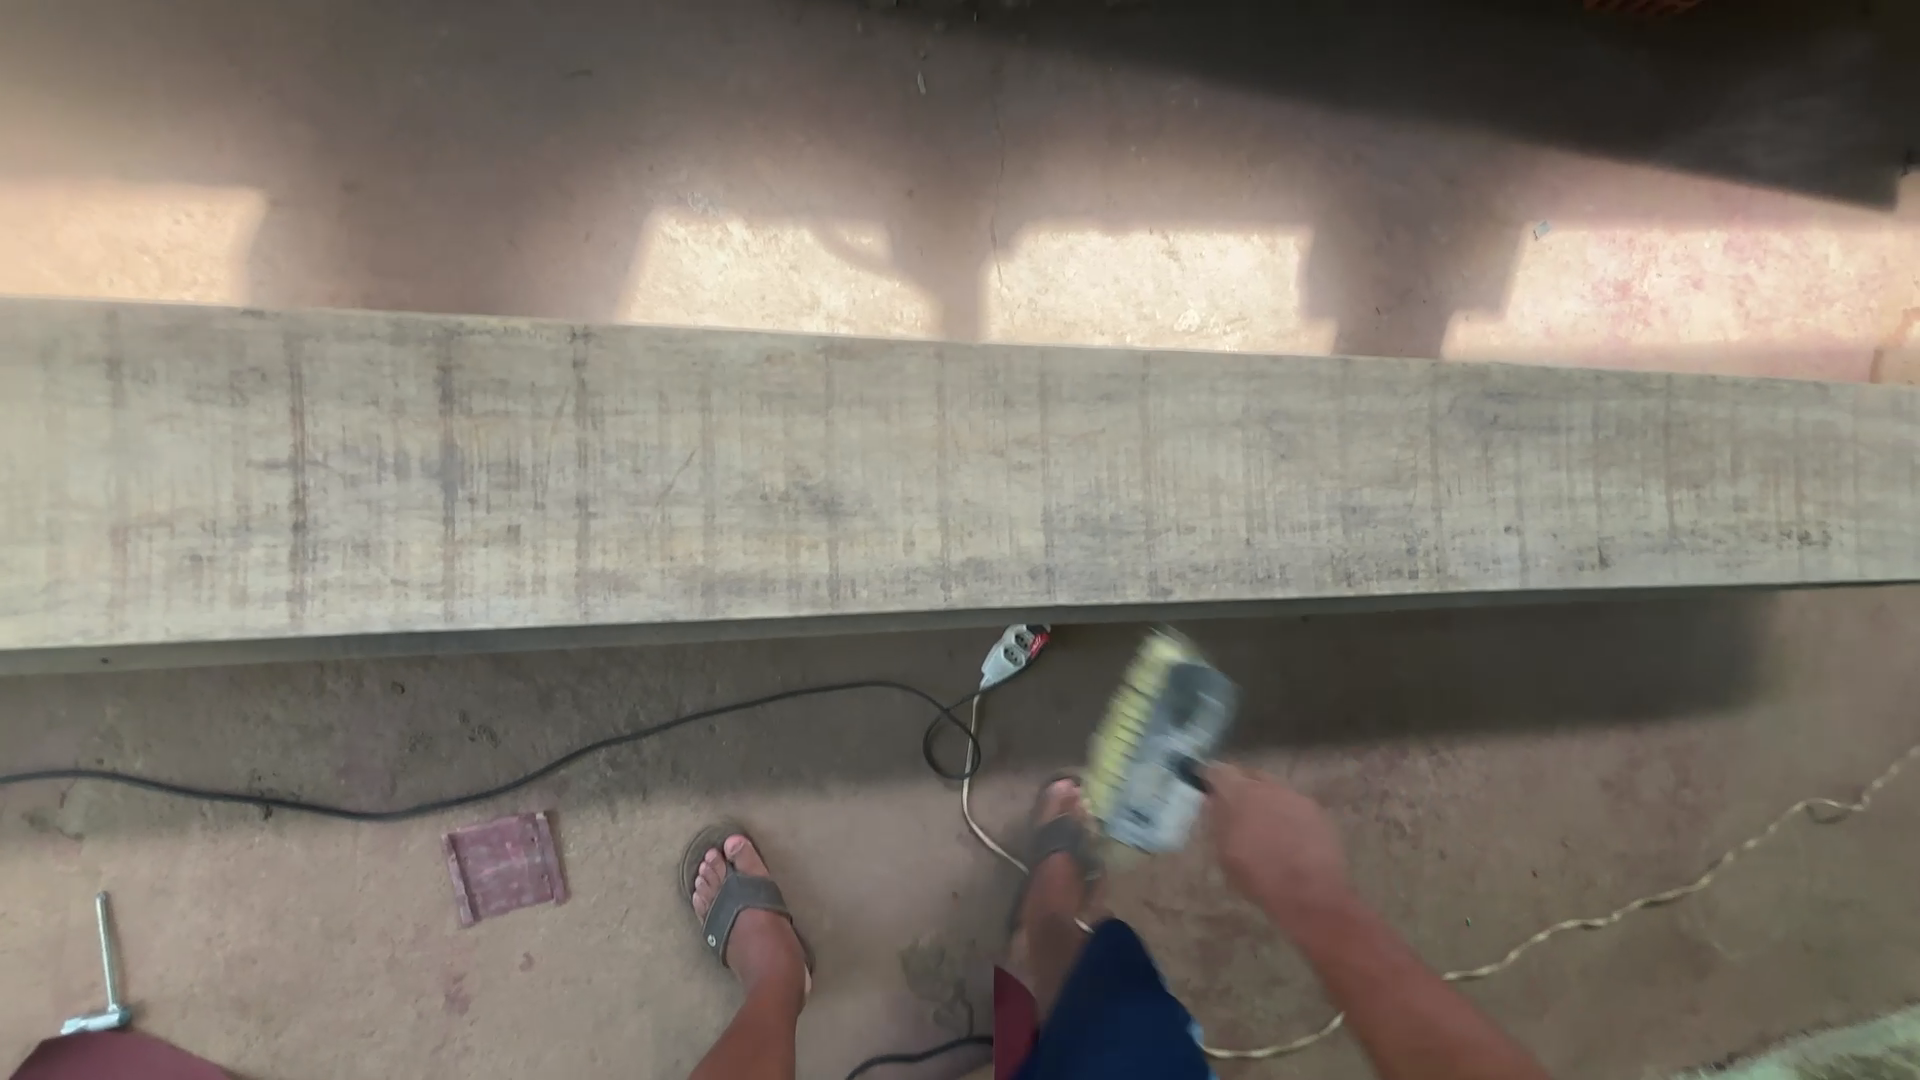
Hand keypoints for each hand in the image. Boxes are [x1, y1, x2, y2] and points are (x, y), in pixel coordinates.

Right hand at [1202, 763, 1353, 931]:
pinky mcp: (1317, 811)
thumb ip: (1216, 820)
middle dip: (1241, 788)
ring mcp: (1295, 797)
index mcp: (1238, 792)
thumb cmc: (1258, 875)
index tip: (1207, 789)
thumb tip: (1212, 801)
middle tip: (1237, 811)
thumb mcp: (1223, 852)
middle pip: (1249, 776)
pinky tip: (1289, 837)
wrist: (1311, 895)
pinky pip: (1293, 804)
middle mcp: (1267, 786)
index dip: (1211, 779)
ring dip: (1266, 801)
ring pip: (1273, 789)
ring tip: (1265, 827)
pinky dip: (1287, 815)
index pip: (1217, 770)